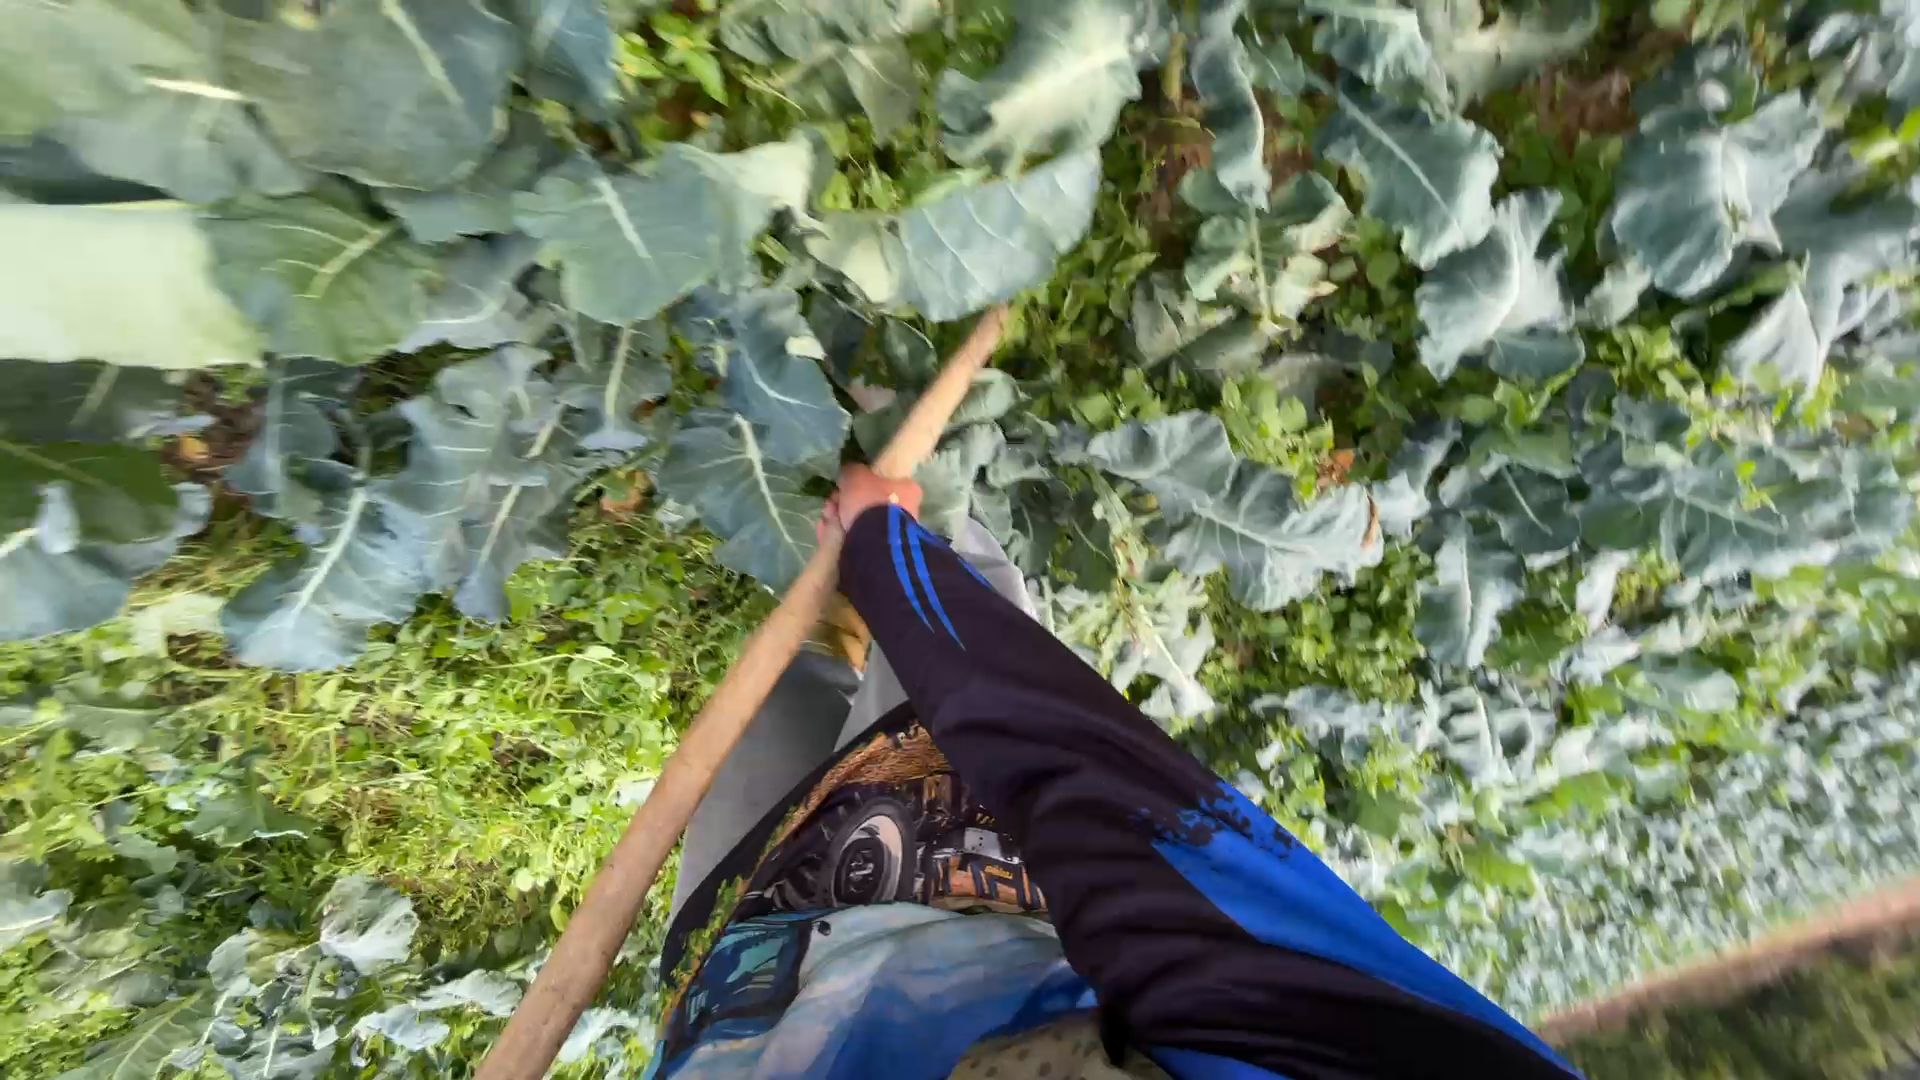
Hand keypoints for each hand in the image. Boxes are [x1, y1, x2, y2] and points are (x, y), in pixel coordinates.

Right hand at [818, 464, 921, 542]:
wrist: (875, 542)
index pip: (882, 481)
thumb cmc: (870, 502)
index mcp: (908, 489)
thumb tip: (849, 471)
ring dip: (840, 518)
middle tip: (830, 504)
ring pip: (862, 522)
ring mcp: (895, 532)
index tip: (842, 487)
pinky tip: (827, 533)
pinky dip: (842, 535)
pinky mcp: (883, 550)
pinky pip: (858, 538)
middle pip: (869, 503)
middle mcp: (907, 511)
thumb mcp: (856, 477)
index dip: (859, 483)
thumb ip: (852, 470)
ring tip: (826, 520)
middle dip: (846, 503)